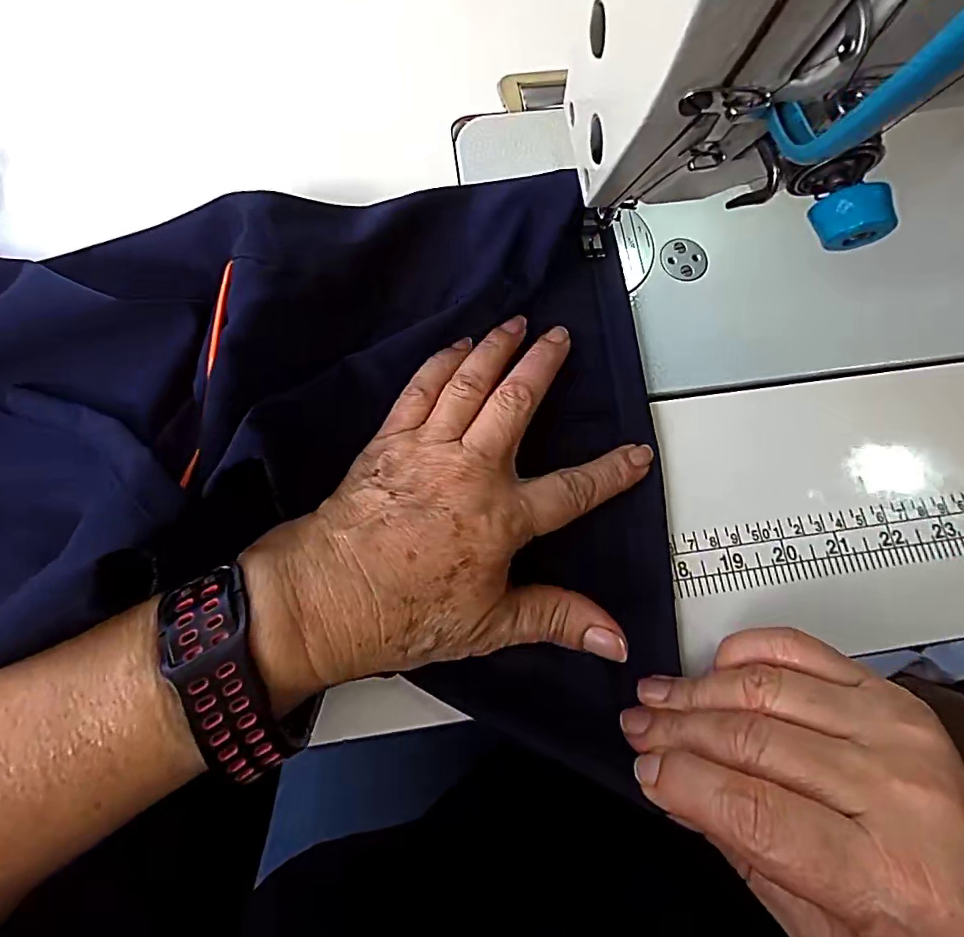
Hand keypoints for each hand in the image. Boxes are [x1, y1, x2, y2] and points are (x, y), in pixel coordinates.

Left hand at [243, 317, 653, 708]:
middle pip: (516, 403)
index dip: (611, 472)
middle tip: (559, 338)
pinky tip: (456, 347)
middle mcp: (468, 471)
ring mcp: (426, 449)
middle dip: (543, 364)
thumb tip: (610, 637)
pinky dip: (440, 363)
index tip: (634, 455)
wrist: (329, 593)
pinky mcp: (389, 440)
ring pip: (469, 384)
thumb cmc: (401, 611)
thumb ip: (555, 618)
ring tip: (514, 325)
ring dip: (494, 349)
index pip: (573, 489)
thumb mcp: (488, 625)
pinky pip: (420, 389)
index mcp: (500, 517)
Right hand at [619, 628, 963, 936]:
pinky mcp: (893, 698)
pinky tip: (713, 667)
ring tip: (660, 696)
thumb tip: (670, 784)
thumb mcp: (821, 924)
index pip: (748, 808)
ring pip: (759, 689)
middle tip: (638, 728)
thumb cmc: (923, 925)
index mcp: (895, 878)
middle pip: (747, 740)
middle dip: (673, 730)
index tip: (644, 770)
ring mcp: (900, 736)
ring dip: (694, 689)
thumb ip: (738, 847)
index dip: (678, 781)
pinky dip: (742, 652)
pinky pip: (796, 650)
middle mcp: (904, 799)